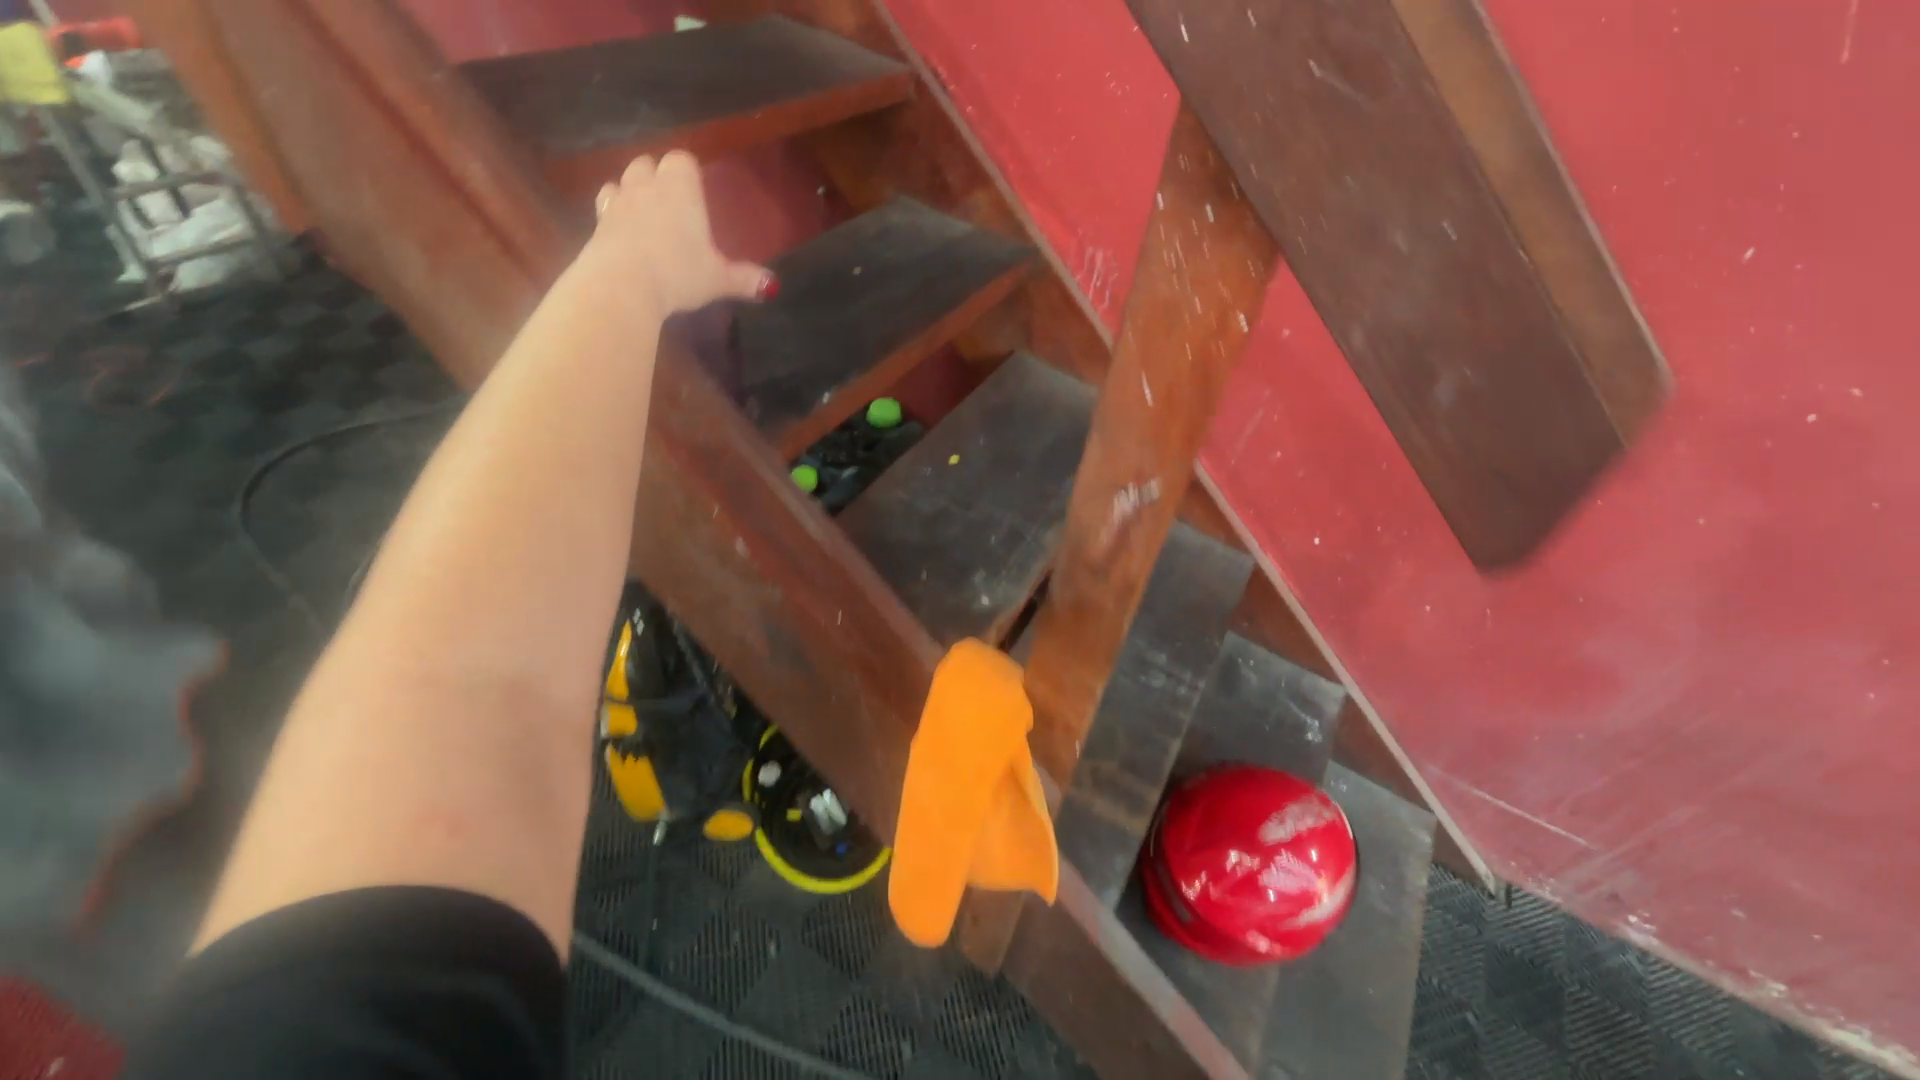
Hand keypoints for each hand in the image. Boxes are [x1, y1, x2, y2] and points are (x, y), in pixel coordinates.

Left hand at [582, 152, 774, 316]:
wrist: (622, 285)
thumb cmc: (679, 273)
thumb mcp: (718, 279)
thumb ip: (744, 279)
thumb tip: (772, 285)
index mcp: (680, 189)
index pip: (682, 160)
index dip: (688, 171)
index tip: (696, 187)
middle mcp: (646, 187)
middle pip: (646, 164)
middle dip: (655, 176)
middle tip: (669, 202)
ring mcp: (617, 204)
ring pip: (619, 182)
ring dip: (629, 192)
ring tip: (642, 216)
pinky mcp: (596, 226)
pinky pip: (604, 211)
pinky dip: (612, 218)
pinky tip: (622, 238)